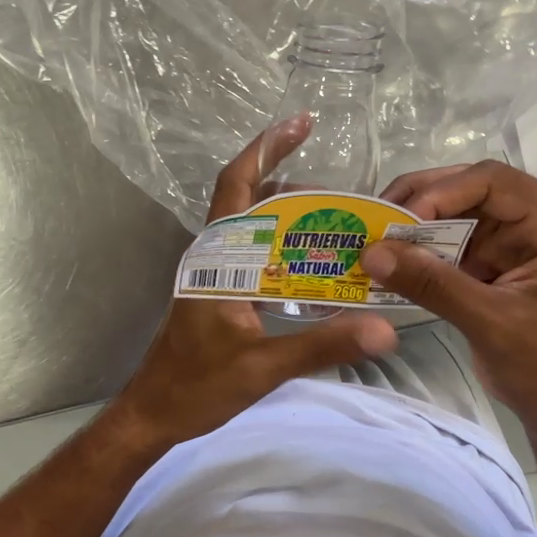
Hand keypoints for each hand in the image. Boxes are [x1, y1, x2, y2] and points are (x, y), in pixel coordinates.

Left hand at [108, 117, 398, 449]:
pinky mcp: (217, 297)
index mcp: (216, 260)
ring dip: (290, 219)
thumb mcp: (263, 368)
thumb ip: (322, 347)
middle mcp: (212, 258)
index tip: (303, 122)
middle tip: (345, 199)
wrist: (153, 414)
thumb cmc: (197, 387)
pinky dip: (282, 250)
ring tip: (337, 226)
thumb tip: (383, 330)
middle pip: (252, 201)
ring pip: (253, 230)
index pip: (238, 185)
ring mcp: (213, 277)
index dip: (267, 147)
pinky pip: (254, 258)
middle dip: (295, 187)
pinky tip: (312, 267)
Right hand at [361, 161, 536, 434]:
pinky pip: (455, 244)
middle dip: (423, 200)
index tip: (398, 220)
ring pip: (460, 214)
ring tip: (374, 234)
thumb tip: (371, 252)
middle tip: (375, 217)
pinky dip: (422, 250)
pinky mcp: (498, 265)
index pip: (495, 183)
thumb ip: (433, 284)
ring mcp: (519, 243)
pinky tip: (390, 258)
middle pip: (475, 189)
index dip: (442, 192)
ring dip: (417, 223)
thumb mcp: (490, 323)